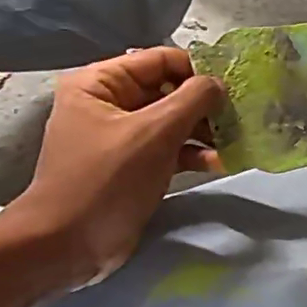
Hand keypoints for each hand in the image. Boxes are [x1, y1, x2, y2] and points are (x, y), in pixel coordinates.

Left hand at [1, 48, 223, 283]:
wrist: (66, 246)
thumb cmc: (106, 181)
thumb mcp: (153, 133)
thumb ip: (192, 100)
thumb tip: (218, 83)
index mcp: (100, 83)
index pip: (159, 60)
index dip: (198, 70)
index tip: (234, 87)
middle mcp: (108, 103)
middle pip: (168, 90)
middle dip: (205, 105)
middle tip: (241, 117)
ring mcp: (120, 137)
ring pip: (171, 122)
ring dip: (204, 131)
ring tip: (236, 141)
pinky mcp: (132, 167)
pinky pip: (167, 150)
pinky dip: (191, 154)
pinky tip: (219, 163)